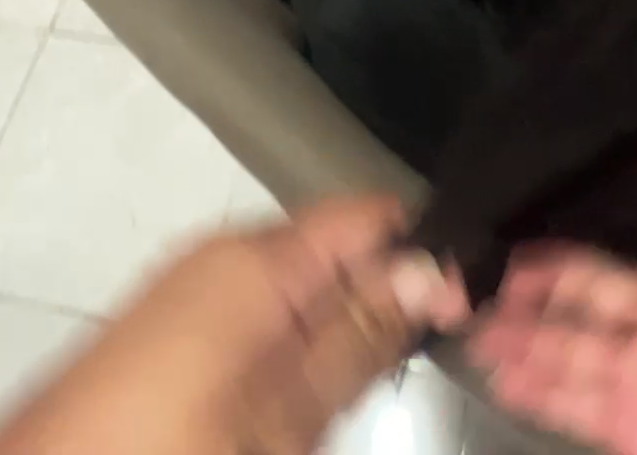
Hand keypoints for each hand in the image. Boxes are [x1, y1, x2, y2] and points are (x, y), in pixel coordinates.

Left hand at [0, 196, 468, 454]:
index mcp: (257, 258)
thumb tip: (435, 268)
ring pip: (302, 279)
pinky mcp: (175, 315)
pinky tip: (291, 398)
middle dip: (381, 293)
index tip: (461, 306)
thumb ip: (359, 338)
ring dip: (338, 323)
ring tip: (350, 392)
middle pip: (339, 245)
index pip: (373, 213)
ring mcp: (195, 280)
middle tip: (406, 366)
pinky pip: (260, 303)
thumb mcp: (282, 423)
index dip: (425, 250)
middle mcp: (227, 250)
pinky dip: (291, 338)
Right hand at [469, 244, 636, 454]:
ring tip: (478, 333)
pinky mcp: (632, 432)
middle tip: (481, 288)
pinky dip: (541, 394)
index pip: (623, 281)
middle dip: (534, 301)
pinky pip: (578, 408)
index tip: (525, 256)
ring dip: (525, 346)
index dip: (574, 268)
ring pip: (571, 359)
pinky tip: (508, 382)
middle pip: (585, 316)